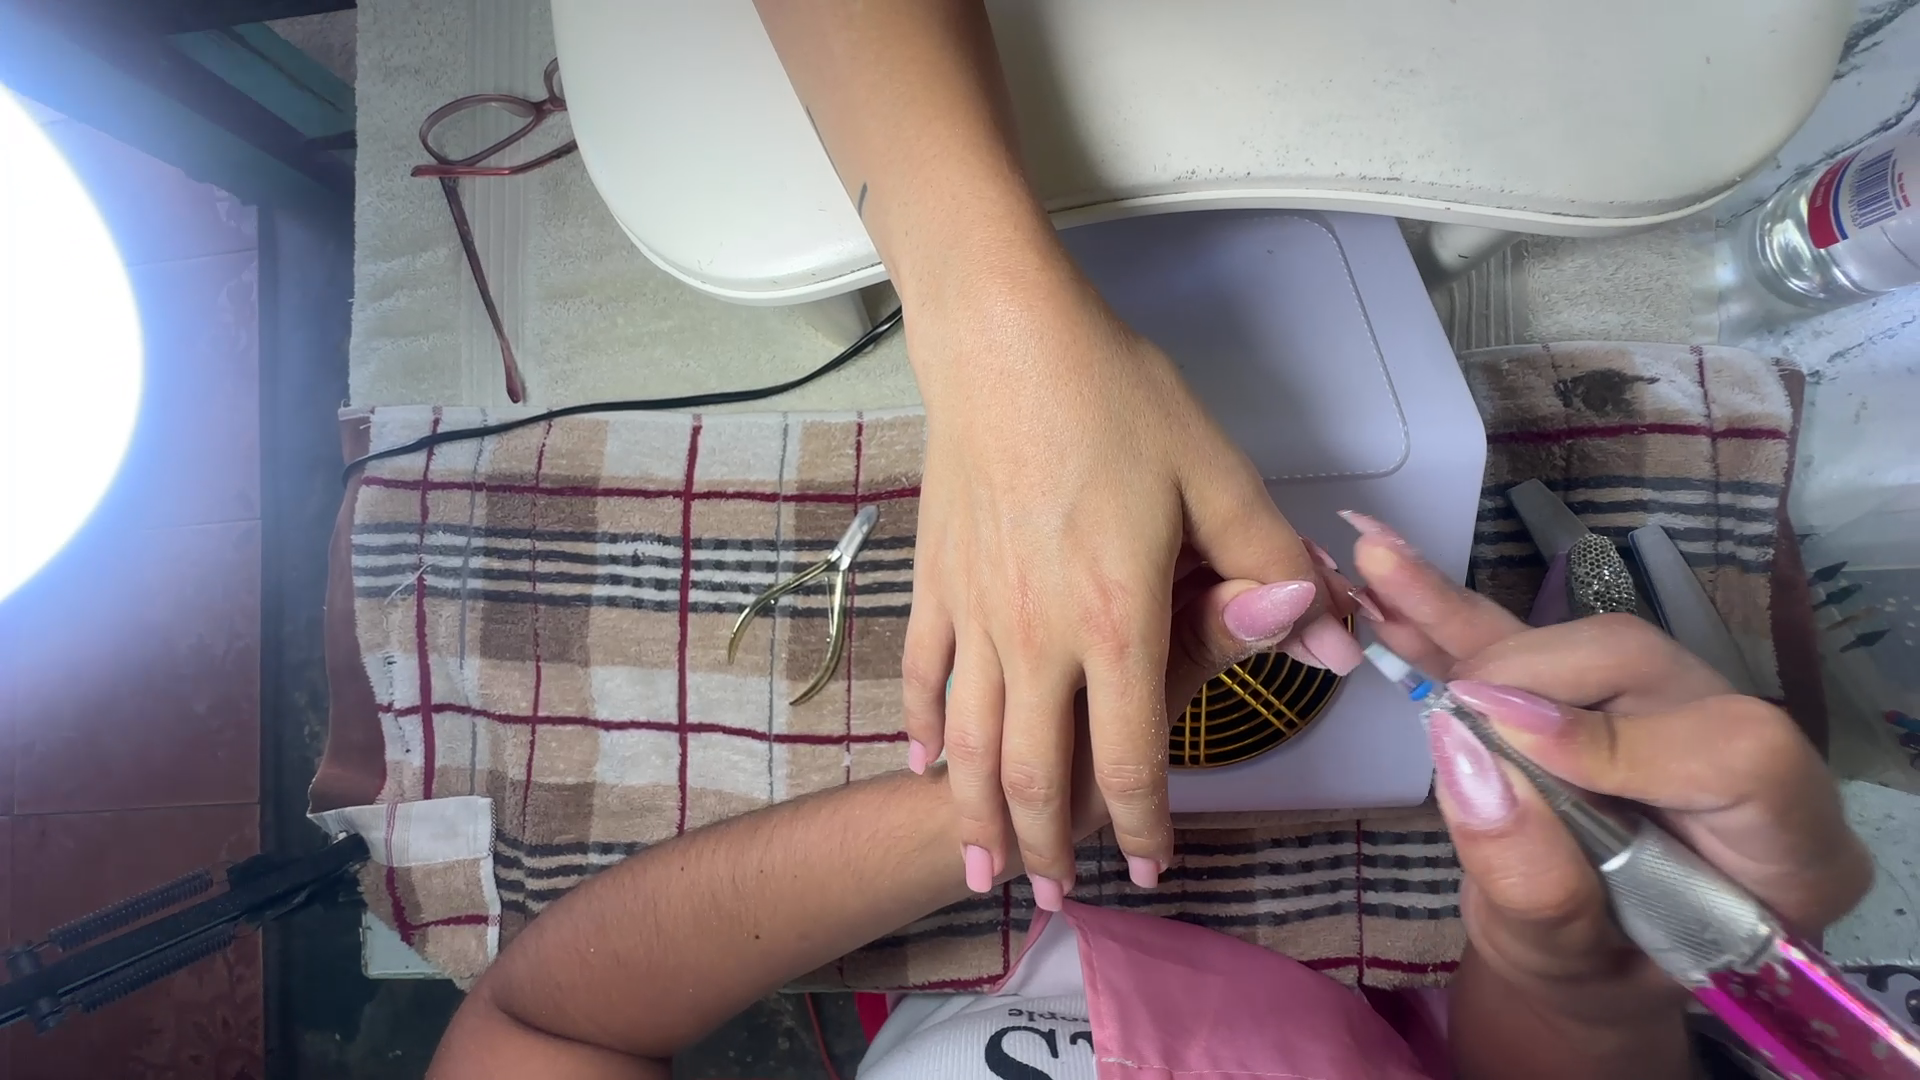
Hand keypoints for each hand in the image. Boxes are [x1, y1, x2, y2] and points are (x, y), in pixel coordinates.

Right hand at [901, 283, 1362, 908]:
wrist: (1001, 346)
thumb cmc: (1110, 400)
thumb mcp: (1213, 469)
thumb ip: (1268, 560)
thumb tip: (1325, 638)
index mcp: (1114, 618)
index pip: (1131, 755)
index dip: (1143, 823)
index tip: (1147, 868)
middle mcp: (1034, 636)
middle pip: (1033, 772)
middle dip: (1047, 847)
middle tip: (1051, 896)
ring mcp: (971, 613)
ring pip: (967, 742)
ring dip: (975, 812)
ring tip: (980, 865)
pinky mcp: (932, 581)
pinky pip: (920, 673)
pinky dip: (920, 727)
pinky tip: (919, 761)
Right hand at [1351, 512, 1869, 1066]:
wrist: (1574, 949)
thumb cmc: (1583, 968)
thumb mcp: (1558, 956)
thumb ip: (1529, 877)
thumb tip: (1463, 753)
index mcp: (1775, 839)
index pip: (1732, 751)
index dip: (1613, 733)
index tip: (1495, 733)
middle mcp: (1724, 749)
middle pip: (1642, 664)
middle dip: (1526, 672)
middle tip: (1446, 703)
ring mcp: (1642, 706)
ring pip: (1560, 634)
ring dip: (1458, 606)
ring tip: (1376, 563)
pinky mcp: (1565, 688)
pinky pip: (1502, 640)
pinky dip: (1434, 610)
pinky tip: (1379, 569)